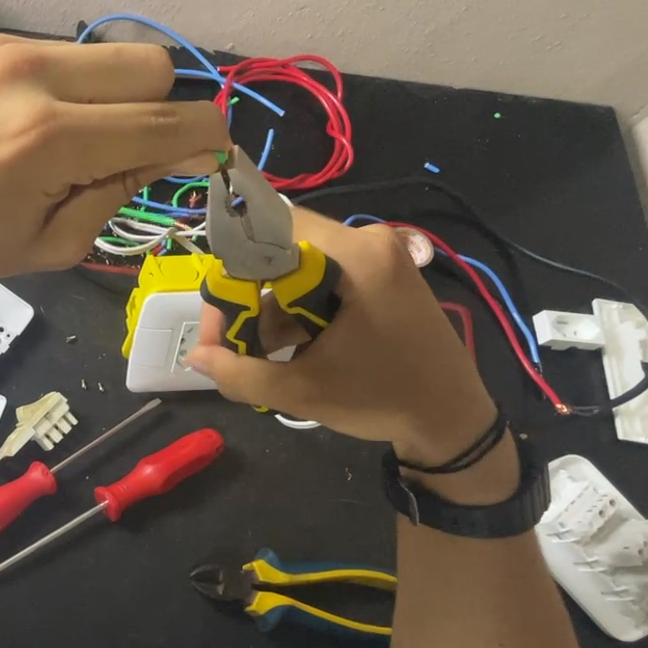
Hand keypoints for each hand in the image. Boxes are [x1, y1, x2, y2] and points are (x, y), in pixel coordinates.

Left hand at [0, 29, 228, 305]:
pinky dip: (70, 87)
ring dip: (110, 97)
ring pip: (108, 55)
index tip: (214, 151)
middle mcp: (29, 77)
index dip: (204, 137)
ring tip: (70, 143)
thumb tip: (185, 147)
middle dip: (156, 111)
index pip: (163, 121)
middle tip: (126, 152)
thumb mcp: (64, 239)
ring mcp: (2, 49)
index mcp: (49, 140)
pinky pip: (63, 53)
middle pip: (150, 64)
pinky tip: (35, 124)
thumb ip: (128, 185)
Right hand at [181, 208, 497, 465]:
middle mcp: (365, 244)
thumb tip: (195, 357)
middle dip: (246, 301)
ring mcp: (375, 260)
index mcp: (355, 256)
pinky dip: (292, 315)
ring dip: (266, 313)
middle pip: (278, 254)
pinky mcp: (378, 279)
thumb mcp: (301, 391)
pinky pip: (317, 284)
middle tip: (230, 347)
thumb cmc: (382, 399)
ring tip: (254, 361)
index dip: (233, 267)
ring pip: (293, 273)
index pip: (271, 227)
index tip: (219, 317)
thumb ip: (239, 372)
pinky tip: (281, 353)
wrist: (452, 420)